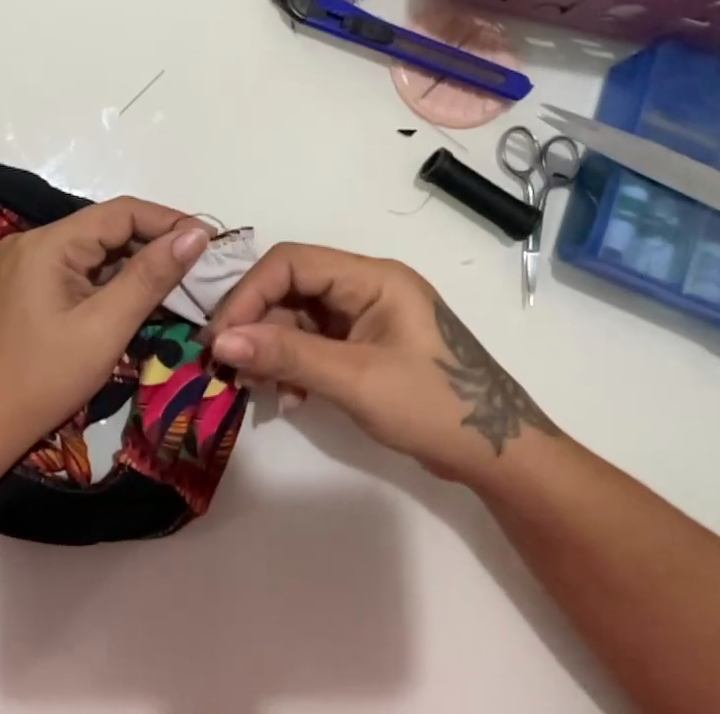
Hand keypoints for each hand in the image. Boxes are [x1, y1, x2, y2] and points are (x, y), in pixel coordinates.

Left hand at [0, 197, 211, 460]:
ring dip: (136, 264)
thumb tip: (196, 235)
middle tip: (203, 265)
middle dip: (156, 243)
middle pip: (106, 228)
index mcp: (46, 243)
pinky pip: (79, 271)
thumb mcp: (106, 327)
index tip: (212, 242)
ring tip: (183, 280)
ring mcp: (26, 265)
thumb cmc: (46, 378)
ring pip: (95, 251)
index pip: (120, 212)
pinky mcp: (27, 287)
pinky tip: (142, 296)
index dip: (169, 221)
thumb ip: (151, 276)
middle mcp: (33, 242)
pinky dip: (111, 281)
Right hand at [204, 244, 560, 482]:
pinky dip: (291, 366)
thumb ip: (286, 356)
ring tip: (250, 385)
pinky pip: (312, 344)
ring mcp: (365, 318)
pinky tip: (285, 397)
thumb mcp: (355, 380)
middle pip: (290, 288)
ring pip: (297, 318)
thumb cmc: (435, 407)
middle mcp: (366, 288)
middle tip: (226, 363)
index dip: (249, 293)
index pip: (291, 263)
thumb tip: (219, 341)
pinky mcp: (365, 347)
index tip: (221, 337)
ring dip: (269, 349)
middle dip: (255, 324)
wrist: (500, 456)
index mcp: (372, 278)